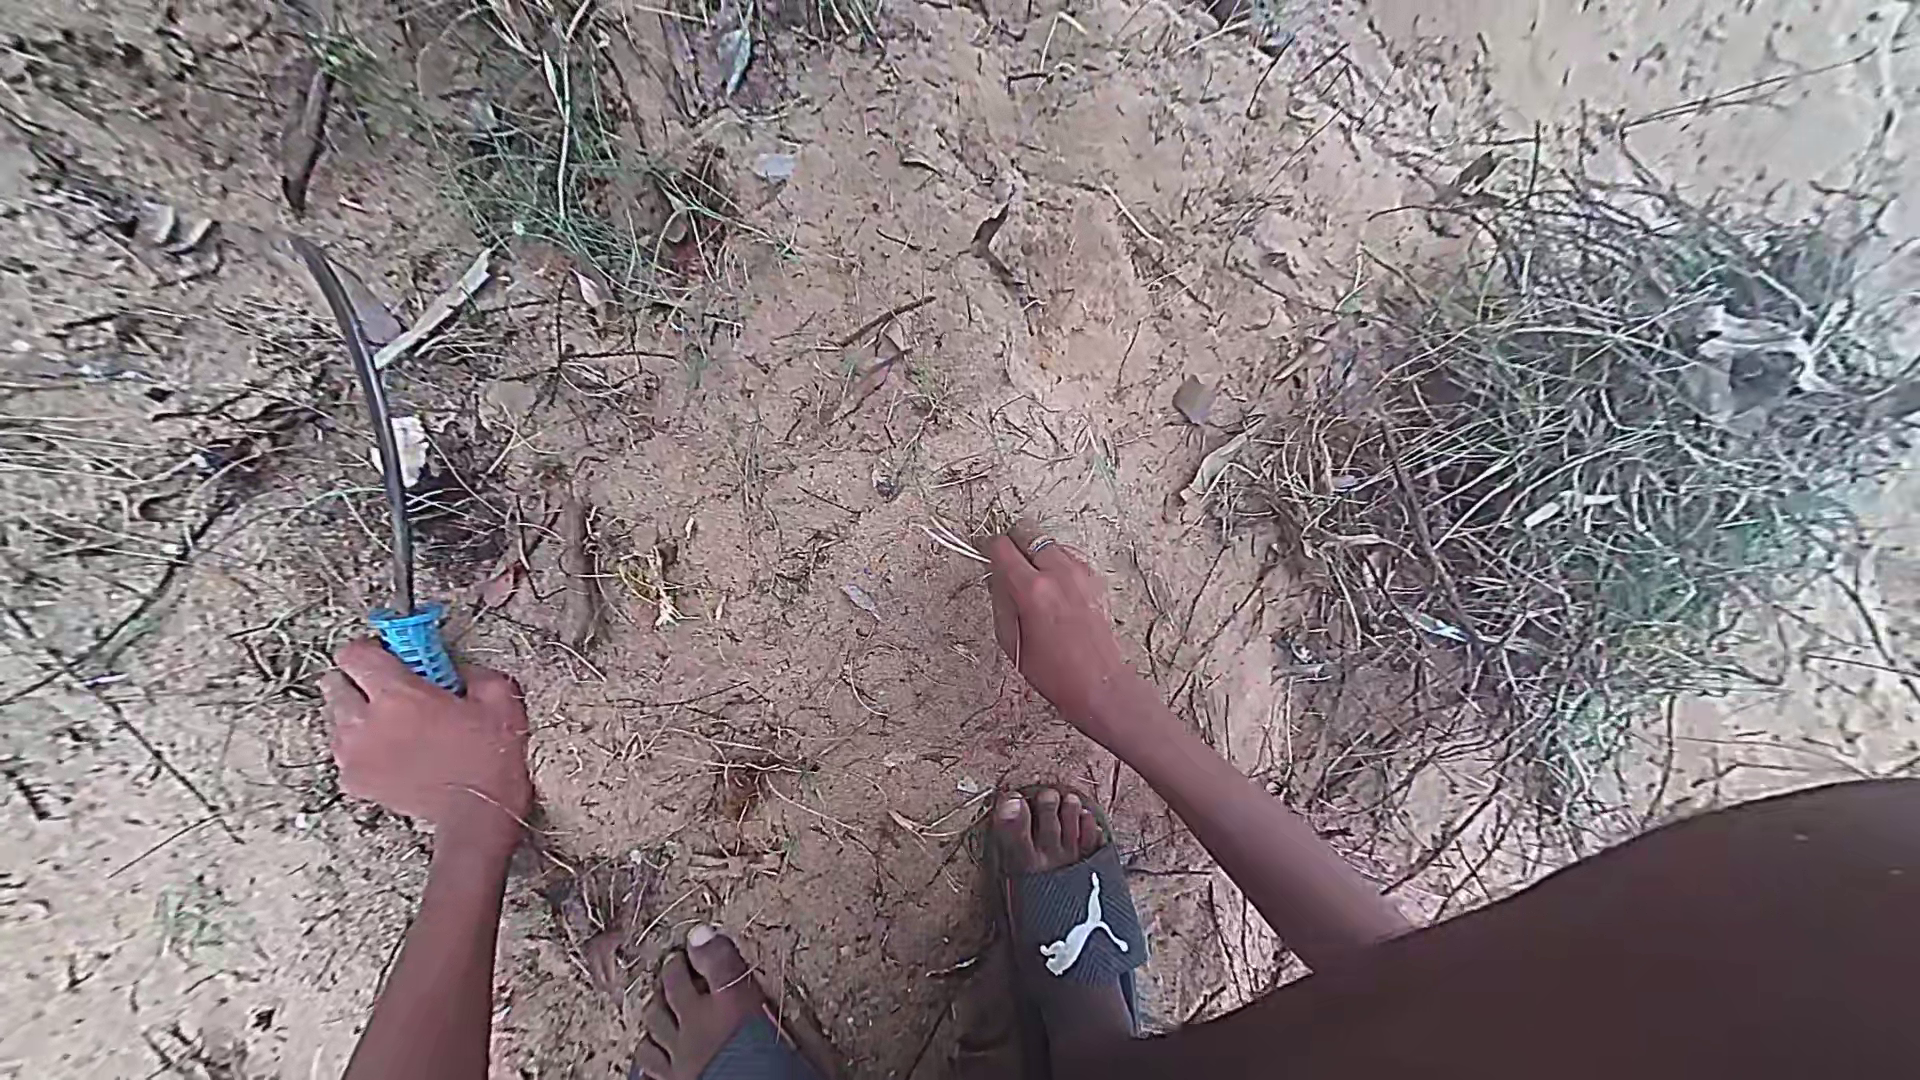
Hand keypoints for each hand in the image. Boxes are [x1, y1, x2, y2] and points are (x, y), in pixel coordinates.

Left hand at [321, 640, 532, 845]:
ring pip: (337, 716)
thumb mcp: (501, 696)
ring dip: (362, 709)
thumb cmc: (491, 753)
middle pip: (335, 682)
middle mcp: (363, 722)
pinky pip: (346, 748)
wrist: (476, 808)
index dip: (376, 646)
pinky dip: (366, 741)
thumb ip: (473, 671)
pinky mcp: (351, 779)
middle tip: (400, 683)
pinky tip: (401, 747)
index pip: (356, 655)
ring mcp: (351, 754)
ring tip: (403, 719)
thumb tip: (455, 668)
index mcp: (399, 696)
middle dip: (364, 677)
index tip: (398, 648)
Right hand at [984, 523, 1133, 734]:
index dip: (989, 548)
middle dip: (1013, 543)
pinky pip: (1068, 557)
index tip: (985, 552)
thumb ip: (1000, 600)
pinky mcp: (1094, 580)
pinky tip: (1051, 584)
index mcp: (1032, 590)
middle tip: (1006, 560)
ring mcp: (1080, 574)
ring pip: (1048, 542)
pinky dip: (1055, 562)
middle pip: (1027, 533)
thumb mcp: (1011, 640)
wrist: (1099, 683)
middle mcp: (1058, 575)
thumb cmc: (1055, 672)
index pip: (1002, 547)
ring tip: (1030, 575)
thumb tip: (995, 576)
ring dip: (1035, 552)